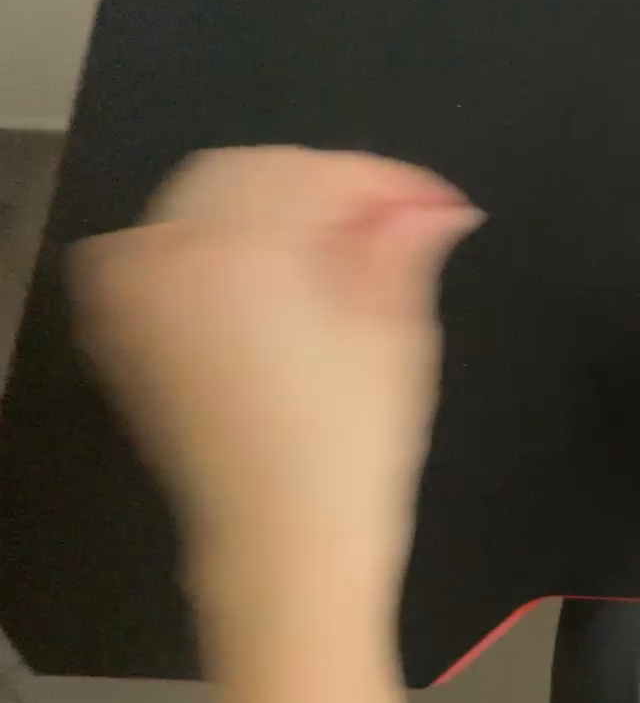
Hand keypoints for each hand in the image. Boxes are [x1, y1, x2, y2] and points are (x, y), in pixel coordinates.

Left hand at [70, 148, 482, 626]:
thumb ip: (407, 253)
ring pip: (213, 198)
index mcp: (243, 255)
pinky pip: (179, 240)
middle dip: (338, 185)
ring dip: (291, 207)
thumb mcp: (400, 338)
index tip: (446, 205)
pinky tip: (295, 275)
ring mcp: (136, 288)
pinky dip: (240, 236)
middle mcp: (169, 255)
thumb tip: (438, 209)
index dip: (392, 180)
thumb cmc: (355, 441)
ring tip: (360, 251)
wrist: (284, 532)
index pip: (317, 172)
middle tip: (409, 225)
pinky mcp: (130, 321)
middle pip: (255, 170)